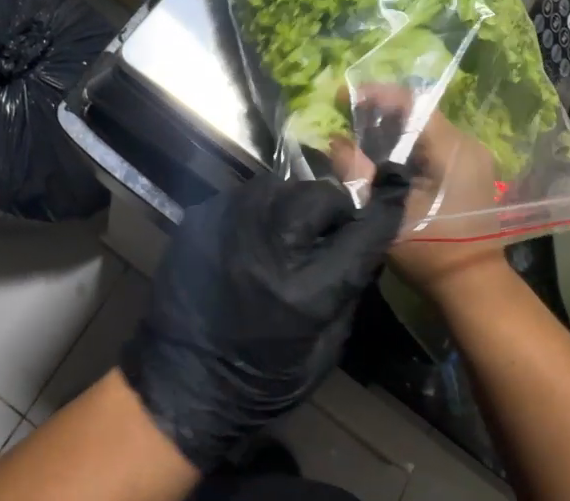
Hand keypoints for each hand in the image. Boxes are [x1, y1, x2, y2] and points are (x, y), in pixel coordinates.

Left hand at [119, 167, 408, 468]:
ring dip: (294, 205)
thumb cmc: (260, 380)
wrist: (179, 382)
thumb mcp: (324, 349)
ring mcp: (228, 223)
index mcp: (304, 290)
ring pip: (280, 186)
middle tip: (326, 232)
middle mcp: (267, 245)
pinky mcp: (200, 216)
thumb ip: (347, 290)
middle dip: (332, 209)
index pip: (361, 234)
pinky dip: (260, 211)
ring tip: (287, 234)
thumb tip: (362, 245)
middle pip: (319, 195)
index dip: (382, 216)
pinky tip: (252, 240)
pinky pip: (245, 197)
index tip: (390, 204)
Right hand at [341, 87, 513, 303]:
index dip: (375, 94)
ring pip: (425, 126)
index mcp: (451, 149)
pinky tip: (385, 157)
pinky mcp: (470, 171)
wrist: (473, 287)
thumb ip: (356, 173)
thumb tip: (335, 141)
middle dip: (380, 110)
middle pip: (418, 111)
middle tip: (347, 117)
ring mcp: (472, 157)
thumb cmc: (430, 250)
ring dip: (393, 127)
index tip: (344, 97)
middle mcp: (467, 144)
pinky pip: (434, 143)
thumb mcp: (383, 213)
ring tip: (361, 135)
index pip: (412, 102)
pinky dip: (408, 143)